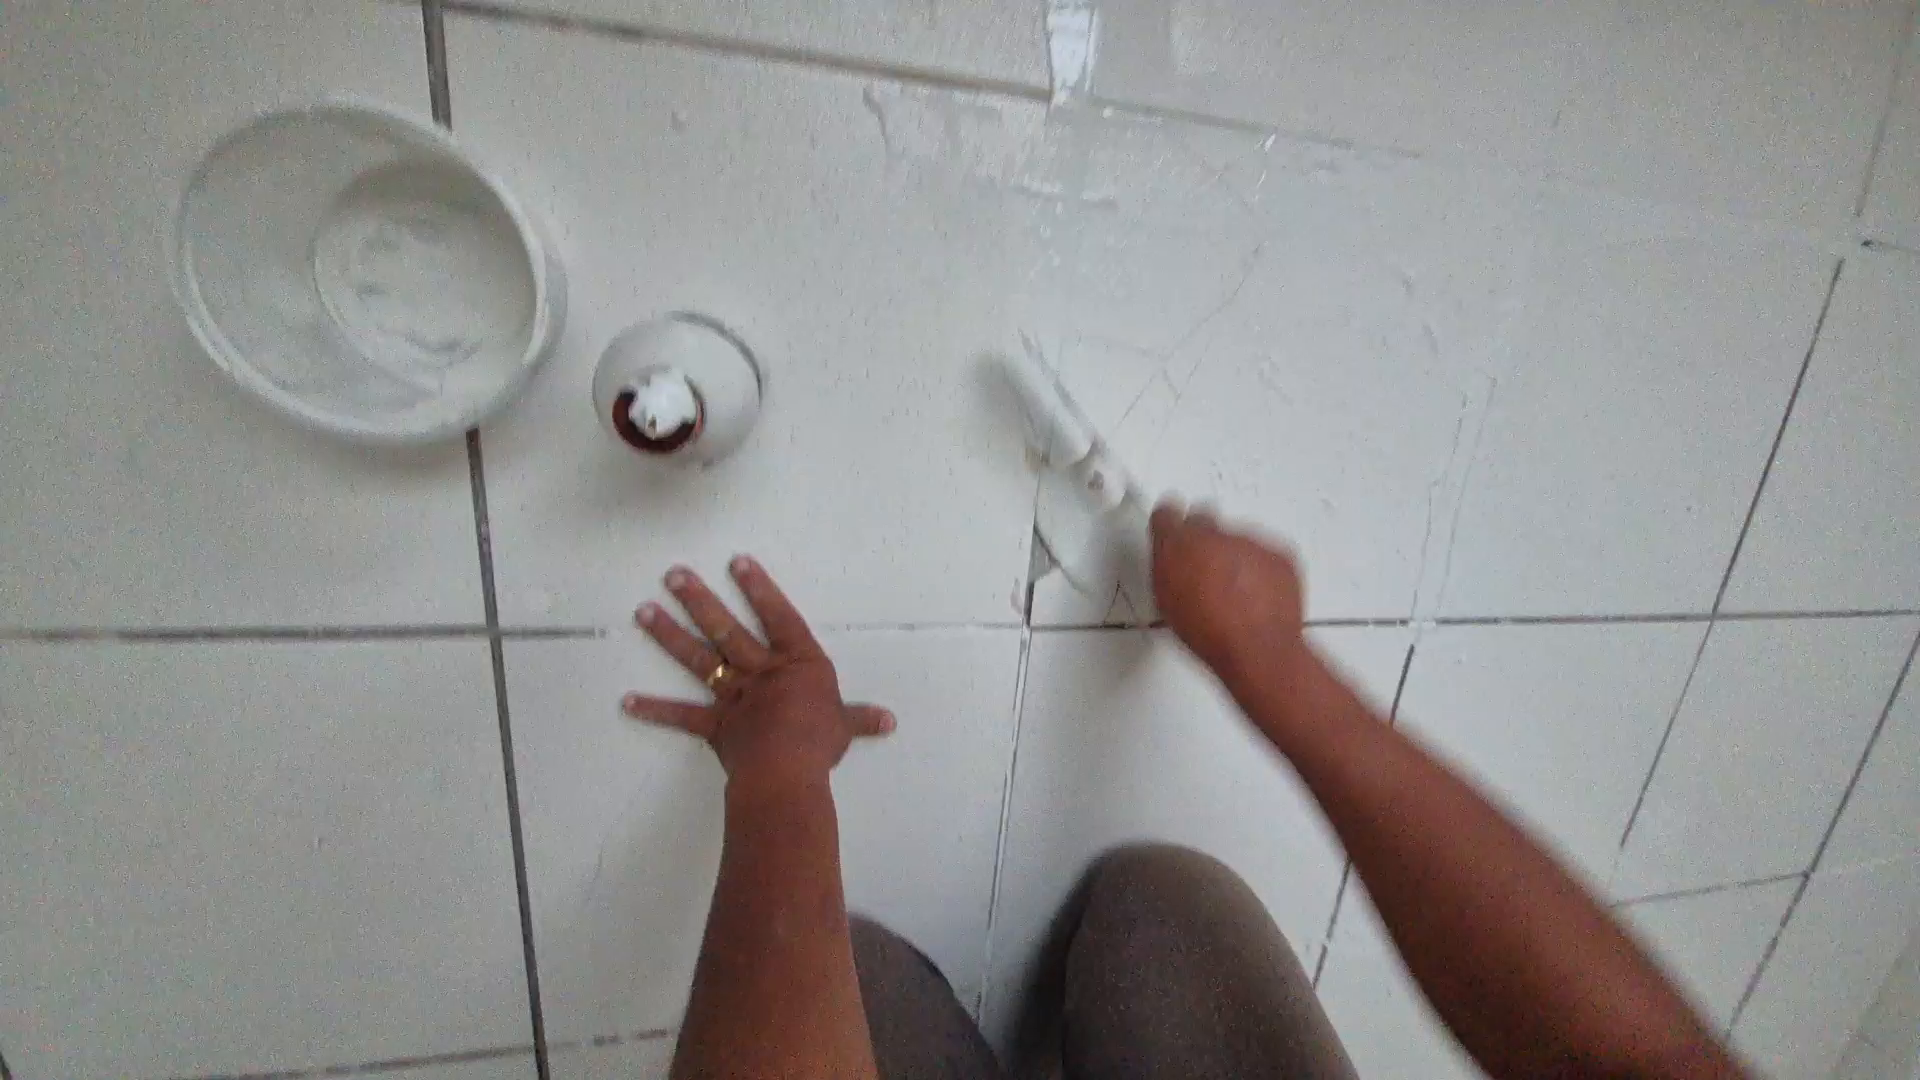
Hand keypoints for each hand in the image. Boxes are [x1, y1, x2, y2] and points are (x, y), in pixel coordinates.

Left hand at [623, 556, 894, 793]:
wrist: (787, 771)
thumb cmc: (819, 740)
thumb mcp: (845, 725)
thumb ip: (861, 718)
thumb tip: (890, 720)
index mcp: (797, 663)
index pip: (779, 617)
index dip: (760, 589)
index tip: (737, 562)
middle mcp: (761, 671)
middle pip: (727, 630)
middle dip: (699, 600)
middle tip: (673, 574)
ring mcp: (734, 696)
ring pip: (699, 660)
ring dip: (669, 635)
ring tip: (644, 610)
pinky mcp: (715, 726)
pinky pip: (682, 717)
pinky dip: (656, 710)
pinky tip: (627, 700)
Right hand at [1149, 502, 1308, 679]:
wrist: (1255, 648)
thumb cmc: (1209, 632)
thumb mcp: (1167, 601)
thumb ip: (1166, 567)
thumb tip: (1169, 558)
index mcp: (1176, 543)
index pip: (1166, 514)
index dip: (1169, 524)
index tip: (1170, 530)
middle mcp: (1213, 534)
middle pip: (1204, 519)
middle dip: (1202, 537)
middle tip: (1203, 564)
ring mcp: (1248, 541)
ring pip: (1237, 536)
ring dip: (1233, 554)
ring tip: (1234, 589)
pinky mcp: (1279, 553)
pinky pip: (1265, 552)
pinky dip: (1260, 567)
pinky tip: (1255, 593)